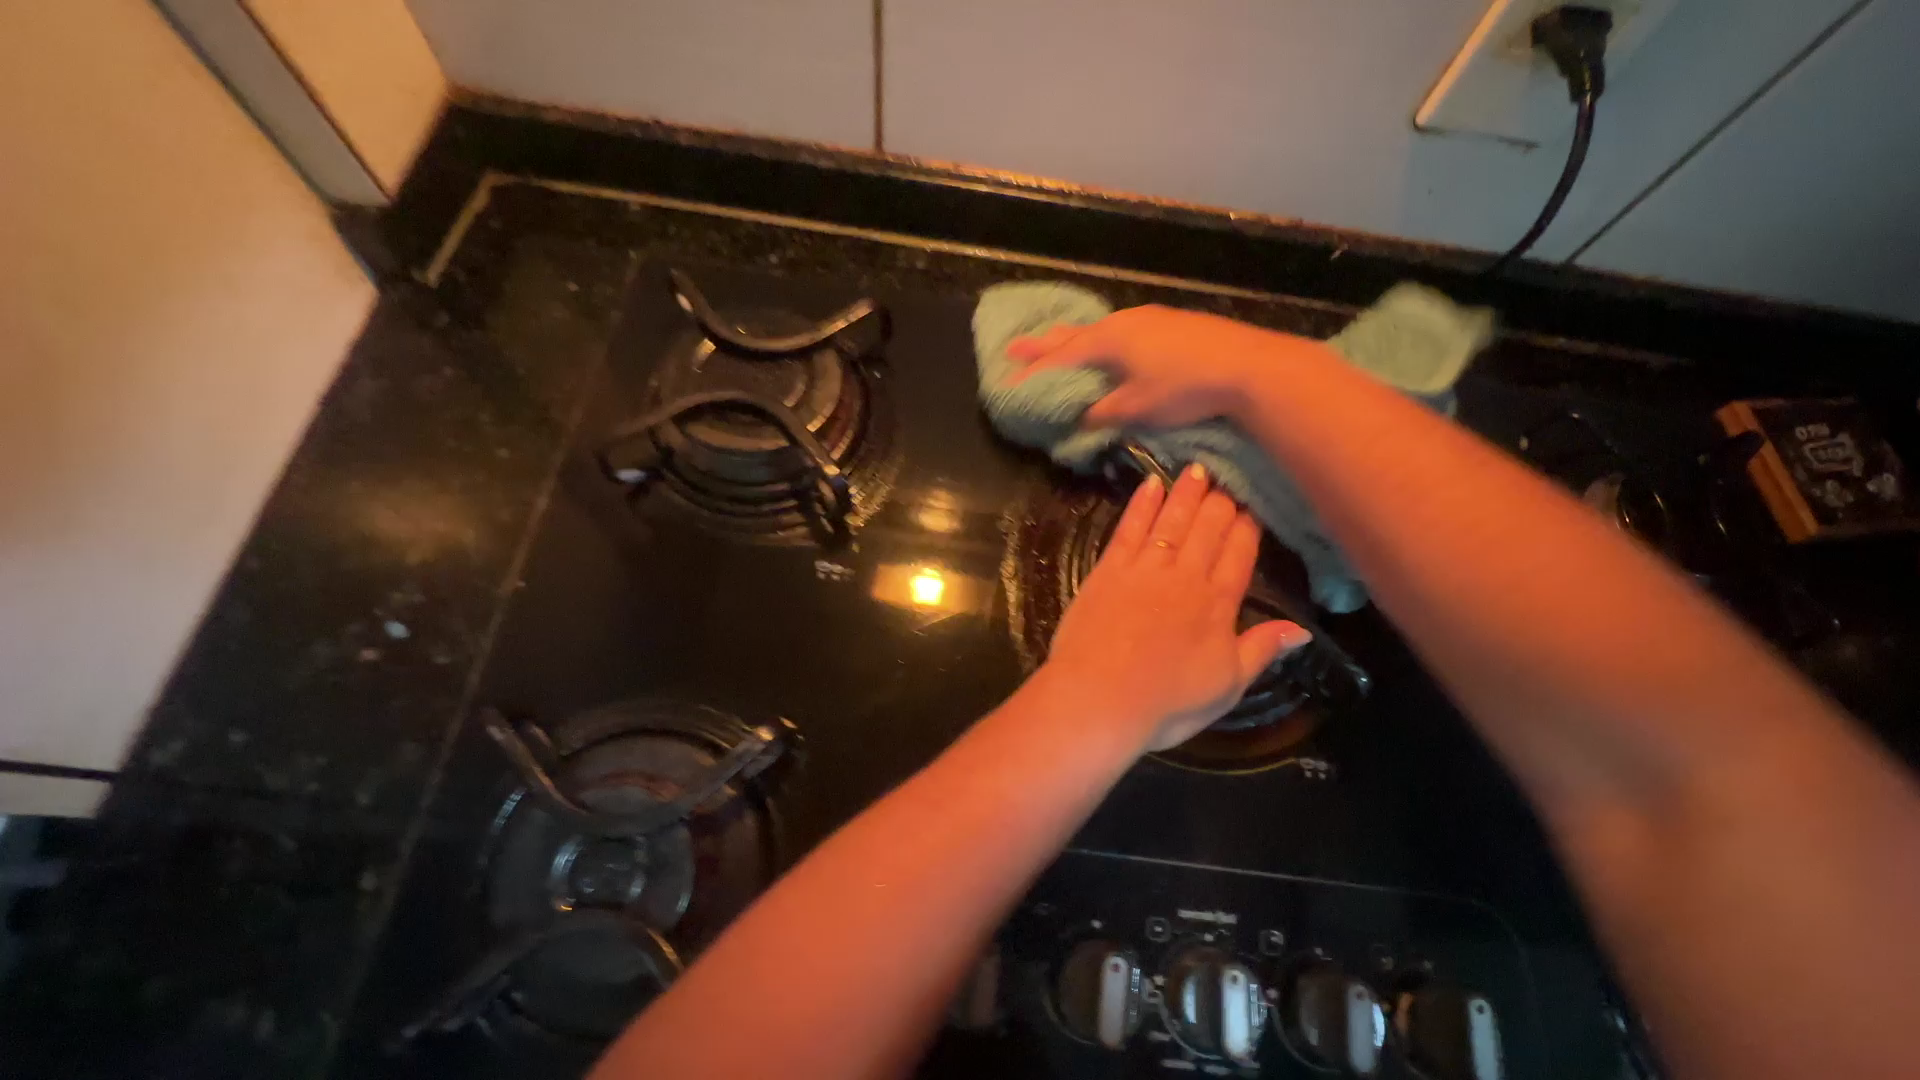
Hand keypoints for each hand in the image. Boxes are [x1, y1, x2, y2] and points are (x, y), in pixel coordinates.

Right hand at [1007, 305, 1330, 429]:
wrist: (1246, 366)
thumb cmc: (1183, 388)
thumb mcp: (1136, 408)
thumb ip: (1104, 412)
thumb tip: (1084, 417)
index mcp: (1107, 341)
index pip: (1061, 360)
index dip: (1034, 375)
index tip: (1007, 384)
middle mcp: (1122, 323)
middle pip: (1074, 335)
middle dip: (1045, 345)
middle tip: (1015, 347)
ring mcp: (1149, 319)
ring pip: (1099, 329)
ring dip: (1075, 338)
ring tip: (1058, 340)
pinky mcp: (1171, 324)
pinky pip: (1122, 329)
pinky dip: (1103, 338)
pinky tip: (1110, 342)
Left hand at [1037, 464, 1311, 751]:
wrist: (1099, 698)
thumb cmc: (1168, 702)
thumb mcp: (1227, 685)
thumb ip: (1261, 650)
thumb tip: (1302, 630)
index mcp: (1218, 605)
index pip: (1239, 555)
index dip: (1248, 527)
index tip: (1254, 503)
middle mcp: (1185, 577)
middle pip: (1208, 530)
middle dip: (1221, 501)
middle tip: (1229, 474)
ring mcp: (1144, 570)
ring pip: (1172, 521)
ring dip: (1186, 493)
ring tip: (1197, 468)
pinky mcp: (1107, 570)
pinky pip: (1129, 528)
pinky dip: (1141, 504)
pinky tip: (1150, 483)